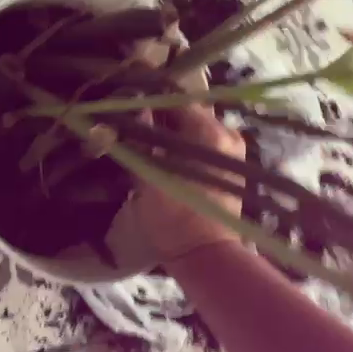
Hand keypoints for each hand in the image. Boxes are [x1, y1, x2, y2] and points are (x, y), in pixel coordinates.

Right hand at [124, 103, 247, 262]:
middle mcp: (225, 132)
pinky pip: (200, 139)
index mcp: (207, 130)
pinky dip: (181, 139)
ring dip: (167, 126)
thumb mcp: (146, 172)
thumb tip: (129, 105)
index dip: (144, 95)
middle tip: (128, 117)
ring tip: (141, 133)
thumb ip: (137, 135)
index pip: (170, 96)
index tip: (121, 97)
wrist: (205, 256)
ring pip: (191, 123)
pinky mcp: (230, 163)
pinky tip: (161, 149)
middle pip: (183, 108)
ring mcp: (231, 148)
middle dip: (156, 111)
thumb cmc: (173, 215)